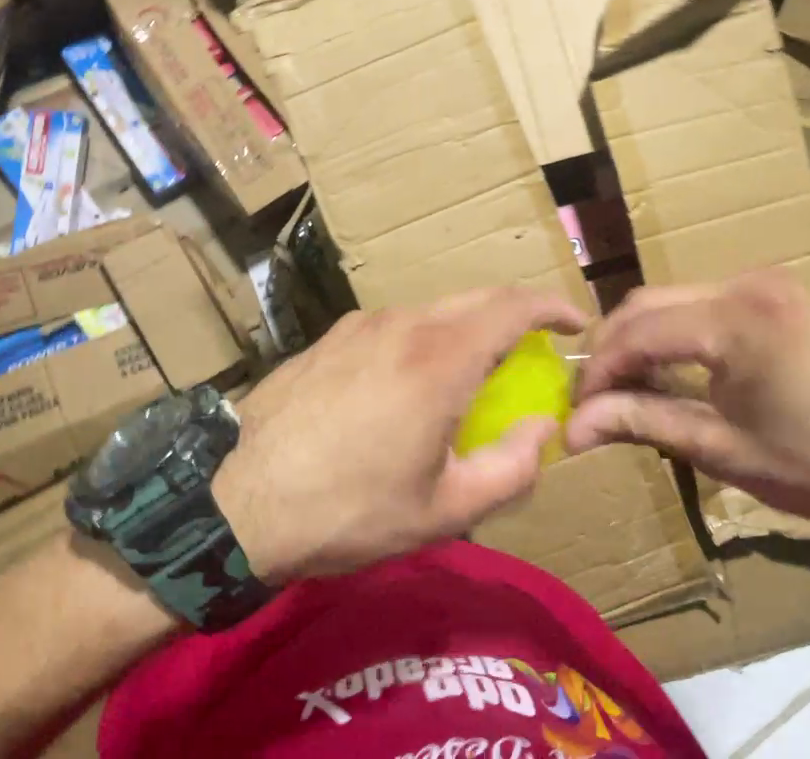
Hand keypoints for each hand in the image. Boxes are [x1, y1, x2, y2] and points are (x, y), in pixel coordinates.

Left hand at [212, 287, 587, 583]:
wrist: (235, 503)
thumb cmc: (348, 511)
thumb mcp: (445, 510)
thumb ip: (511, 467)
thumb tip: (541, 428)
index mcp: (439, 359)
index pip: (512, 306)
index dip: (552, 307)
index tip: (574, 324)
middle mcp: (401, 326)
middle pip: (474, 300)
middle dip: (513, 316)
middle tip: (530, 351)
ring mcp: (358, 326)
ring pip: (431, 311)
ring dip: (464, 331)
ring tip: (468, 376)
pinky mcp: (327, 339)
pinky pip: (392, 327)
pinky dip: (422, 341)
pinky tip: (407, 385)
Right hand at [567, 267, 809, 531]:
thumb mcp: (717, 447)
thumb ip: (638, 422)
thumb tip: (569, 431)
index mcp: (737, 318)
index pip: (638, 331)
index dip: (599, 370)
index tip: (575, 409)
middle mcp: (749, 284)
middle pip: (650, 303)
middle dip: (614, 349)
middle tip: (593, 398)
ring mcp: (768, 284)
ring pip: (674, 300)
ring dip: (643, 339)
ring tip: (626, 388)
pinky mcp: (779, 296)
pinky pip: (705, 304)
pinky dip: (677, 333)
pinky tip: (670, 370)